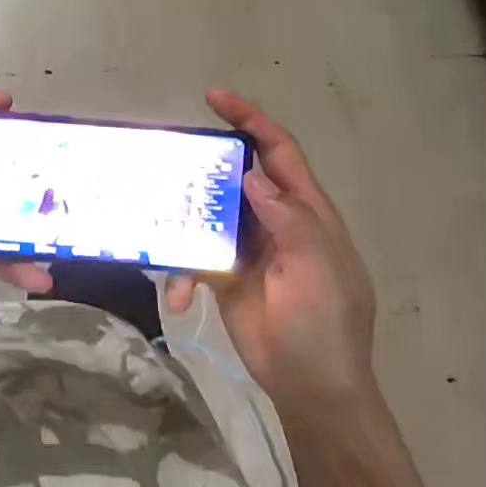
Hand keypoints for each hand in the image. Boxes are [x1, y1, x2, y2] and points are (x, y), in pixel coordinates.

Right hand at [166, 89, 378, 412]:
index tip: (213, 97)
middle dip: (204, 164)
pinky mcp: (224, 273)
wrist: (311, 388)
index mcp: (304, 209)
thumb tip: (251, 175)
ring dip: (184, 221)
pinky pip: (195, 256)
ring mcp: (247, 246)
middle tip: (168, 157)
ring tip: (161, 228)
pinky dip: (182, 273)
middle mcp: (273, 219)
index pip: (278, 150)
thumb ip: (288, 219)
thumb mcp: (316, 269)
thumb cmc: (325, 325)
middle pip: (235, 175)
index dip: (250, 119)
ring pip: (208, 213)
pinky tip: (177, 298)